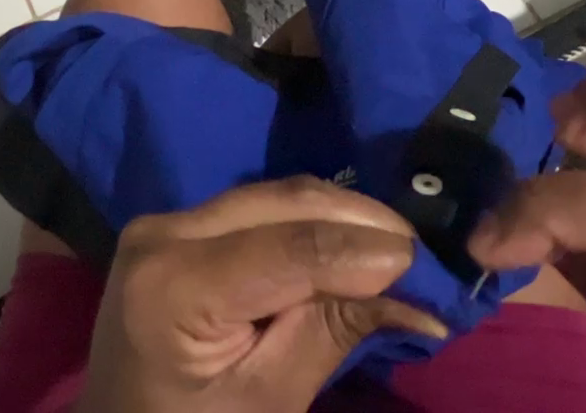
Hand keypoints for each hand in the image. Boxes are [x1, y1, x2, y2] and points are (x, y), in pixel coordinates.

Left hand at [79, 176, 446, 412]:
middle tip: (420, 247)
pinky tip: (346, 233)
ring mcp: (165, 219)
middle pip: (278, 203)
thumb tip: (416, 295)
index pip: (283, 250)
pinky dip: (305, 216)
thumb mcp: (267, 400)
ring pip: (270, 194)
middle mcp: (164, 231)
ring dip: (336, 211)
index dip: (359, 248)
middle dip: (356, 217)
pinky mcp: (175, 221)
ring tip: (393, 240)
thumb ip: (331, 332)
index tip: (421, 261)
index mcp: (174, 286)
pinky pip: (253, 205)